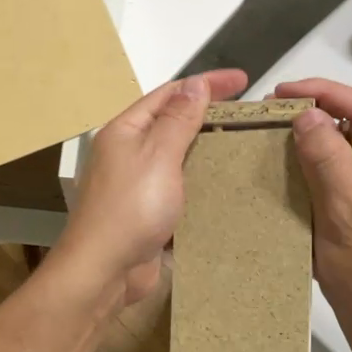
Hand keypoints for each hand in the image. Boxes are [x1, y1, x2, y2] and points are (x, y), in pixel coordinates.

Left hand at [52, 69, 249, 305]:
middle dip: (207, 115)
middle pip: (170, 124)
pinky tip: (223, 190)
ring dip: (204, 151)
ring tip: (242, 148)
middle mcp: (126, 155)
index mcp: (125, 132)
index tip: (244, 80)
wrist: (103, 271)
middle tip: (248, 116)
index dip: (205, 83)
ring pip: (175, 159)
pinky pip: (176, 192)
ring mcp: (135, 187)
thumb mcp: (158, 155)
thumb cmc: (129, 209)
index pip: (168, 94)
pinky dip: (198, 186)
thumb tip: (195, 84)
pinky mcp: (145, 216)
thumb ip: (178, 120)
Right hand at [282, 78, 351, 327]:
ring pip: (347, 135)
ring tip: (275, 126)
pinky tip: (290, 154)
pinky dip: (315, 152)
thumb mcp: (343, 209)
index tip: (281, 91)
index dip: (323, 93)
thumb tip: (305, 114)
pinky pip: (341, 158)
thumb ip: (326, 158)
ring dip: (313, 130)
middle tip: (272, 108)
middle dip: (316, 108)